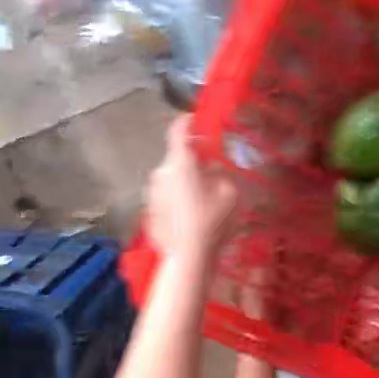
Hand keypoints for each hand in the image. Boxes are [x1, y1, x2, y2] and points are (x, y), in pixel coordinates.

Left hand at [146, 116, 236, 263]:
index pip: (178, 131)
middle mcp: (161, 173)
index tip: (194, 120)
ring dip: (183, 181)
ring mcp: (152, 193)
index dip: (187, 121)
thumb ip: (219, 172)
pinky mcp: (149, 210)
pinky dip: (175, 199)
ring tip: (201, 198)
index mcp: (180, 163)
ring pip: (170, 178)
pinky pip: (165, 196)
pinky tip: (189, 216)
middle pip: (176, 158)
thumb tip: (211, 167)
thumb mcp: (229, 193)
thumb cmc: (213, 222)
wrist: (187, 257)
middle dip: (191, 160)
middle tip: (209, 170)